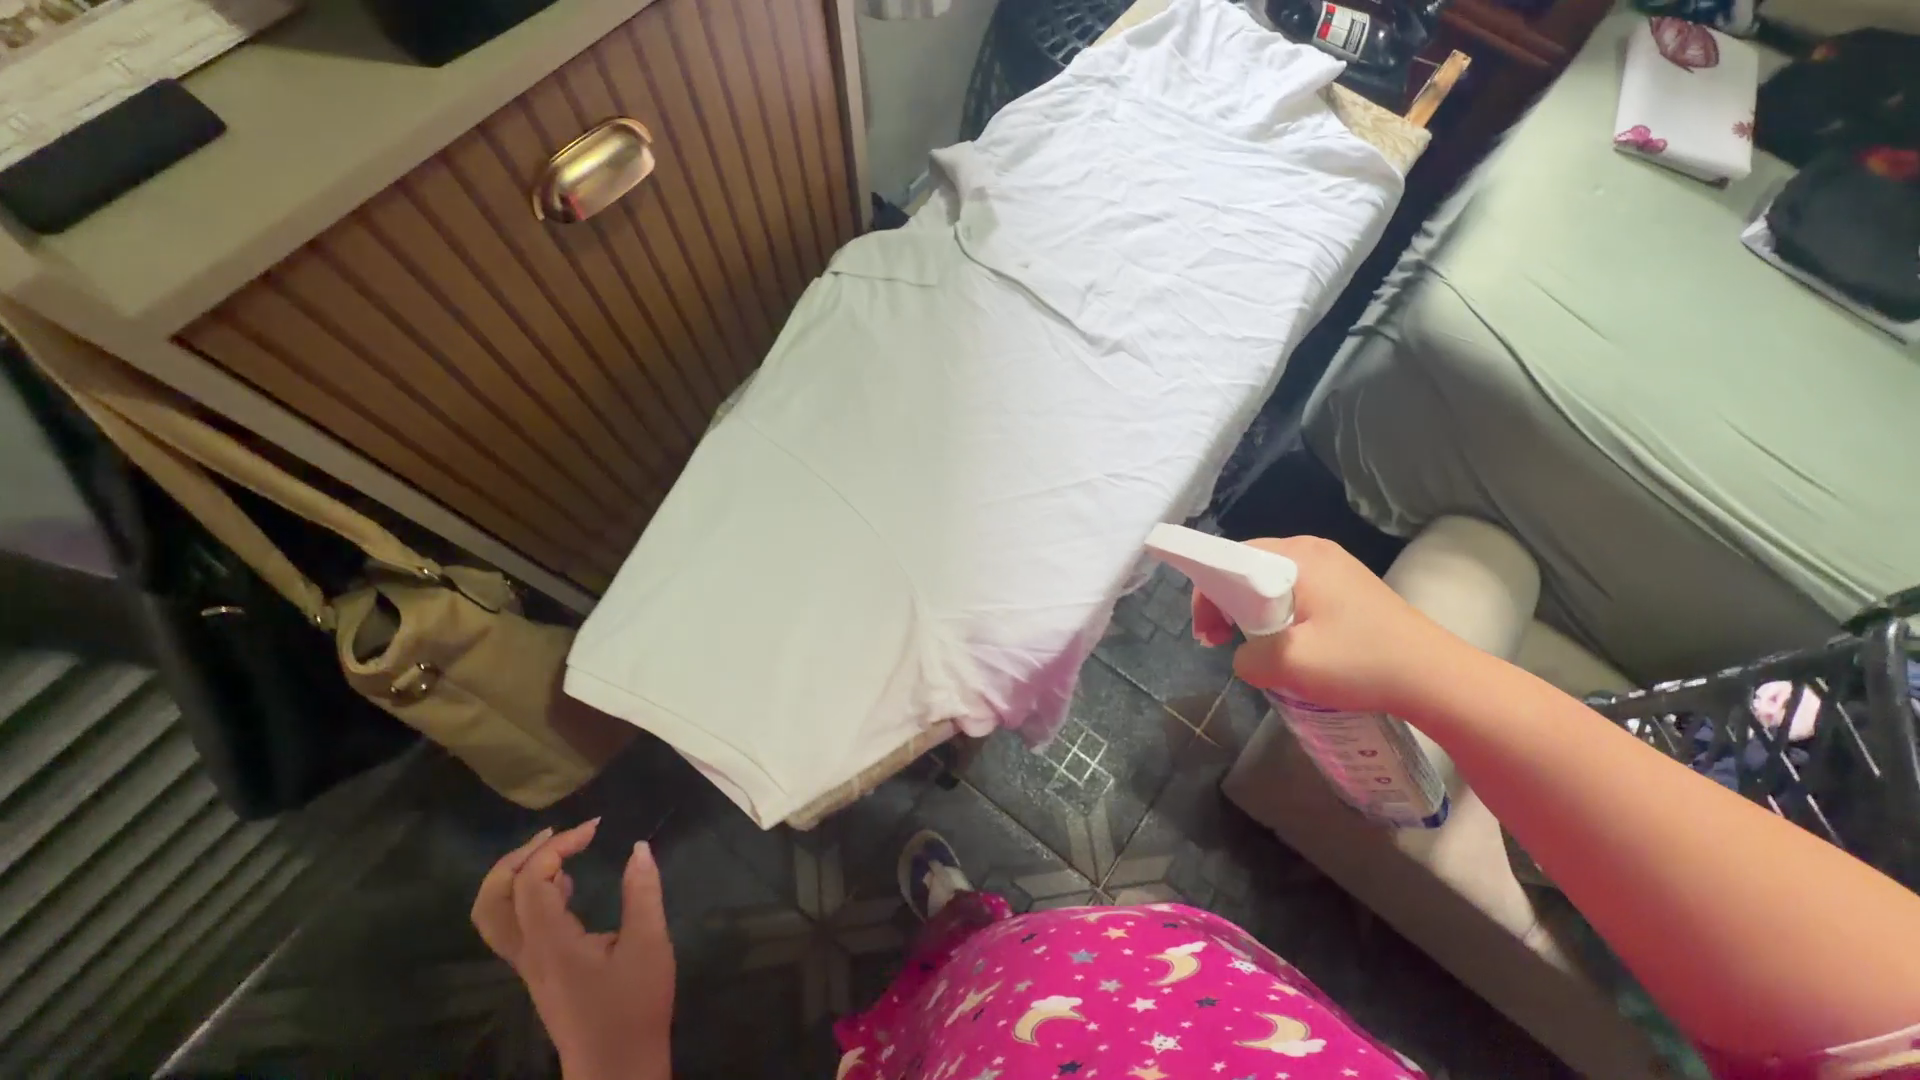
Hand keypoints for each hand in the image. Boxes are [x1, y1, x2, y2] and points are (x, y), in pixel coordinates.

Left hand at [471, 820, 674, 1079]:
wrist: (616, 1067)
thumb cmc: (634, 1005)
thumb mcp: (649, 945)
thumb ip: (642, 893)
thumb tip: (639, 848)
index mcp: (550, 941)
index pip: (533, 879)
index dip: (560, 845)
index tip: (596, 828)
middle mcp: (528, 951)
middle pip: (494, 896)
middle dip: (521, 856)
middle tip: (560, 835)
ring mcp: (528, 964)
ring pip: (494, 914)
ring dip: (516, 876)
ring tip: (556, 855)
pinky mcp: (538, 972)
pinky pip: (513, 925)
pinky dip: (526, 896)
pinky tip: (565, 889)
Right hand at [1191, 535, 1468, 715]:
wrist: (1435, 678)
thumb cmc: (1361, 662)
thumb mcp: (1291, 665)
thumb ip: (1248, 658)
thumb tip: (1244, 657)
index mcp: (1299, 557)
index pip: (1233, 558)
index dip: (1209, 593)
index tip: (1208, 633)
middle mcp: (1316, 552)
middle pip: (1251, 568)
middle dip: (1228, 605)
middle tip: (1222, 643)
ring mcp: (1337, 569)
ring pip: (1274, 584)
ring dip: (1254, 614)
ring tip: (1255, 650)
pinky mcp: (1349, 590)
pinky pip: (1298, 594)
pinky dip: (1280, 617)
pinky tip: (1288, 647)